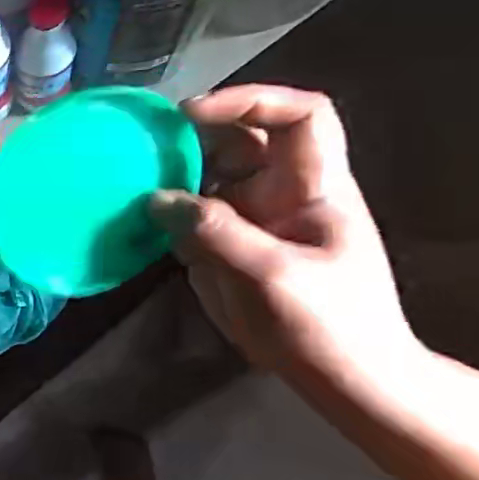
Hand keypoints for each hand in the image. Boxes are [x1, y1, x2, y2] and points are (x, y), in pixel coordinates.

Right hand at [148, 85, 420, 385]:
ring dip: (174, 180)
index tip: (190, 115)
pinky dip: (166, 219)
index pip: (300, 116)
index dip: (249, 101)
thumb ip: (215, 232)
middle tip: (144, 149)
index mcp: (314, 188)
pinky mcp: (231, 250)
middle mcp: (283, 194)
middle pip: (244, 141)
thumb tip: (157, 199)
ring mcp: (255, 223)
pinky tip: (141, 229)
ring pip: (210, 180)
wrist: (345, 378)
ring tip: (133, 190)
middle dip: (195, 140)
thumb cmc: (327, 324)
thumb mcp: (271, 275)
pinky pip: (194, 219)